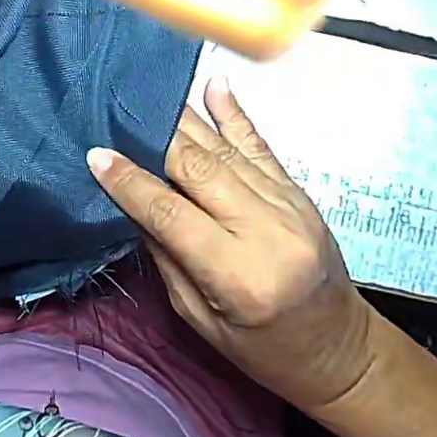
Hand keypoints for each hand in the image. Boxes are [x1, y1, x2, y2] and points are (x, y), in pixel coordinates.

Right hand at [87, 78, 378, 412]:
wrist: (341, 351)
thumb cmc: (262, 349)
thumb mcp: (198, 316)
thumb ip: (166, 254)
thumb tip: (132, 201)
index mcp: (239, 274)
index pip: (169, 213)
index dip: (129, 182)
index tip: (96, 155)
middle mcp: (267, 230)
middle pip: (196, 169)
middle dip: (151, 139)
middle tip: (114, 114)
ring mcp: (288, 205)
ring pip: (223, 150)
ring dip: (182, 120)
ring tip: (147, 94)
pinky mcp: (299, 192)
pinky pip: (259, 146)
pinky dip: (233, 114)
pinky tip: (213, 85)